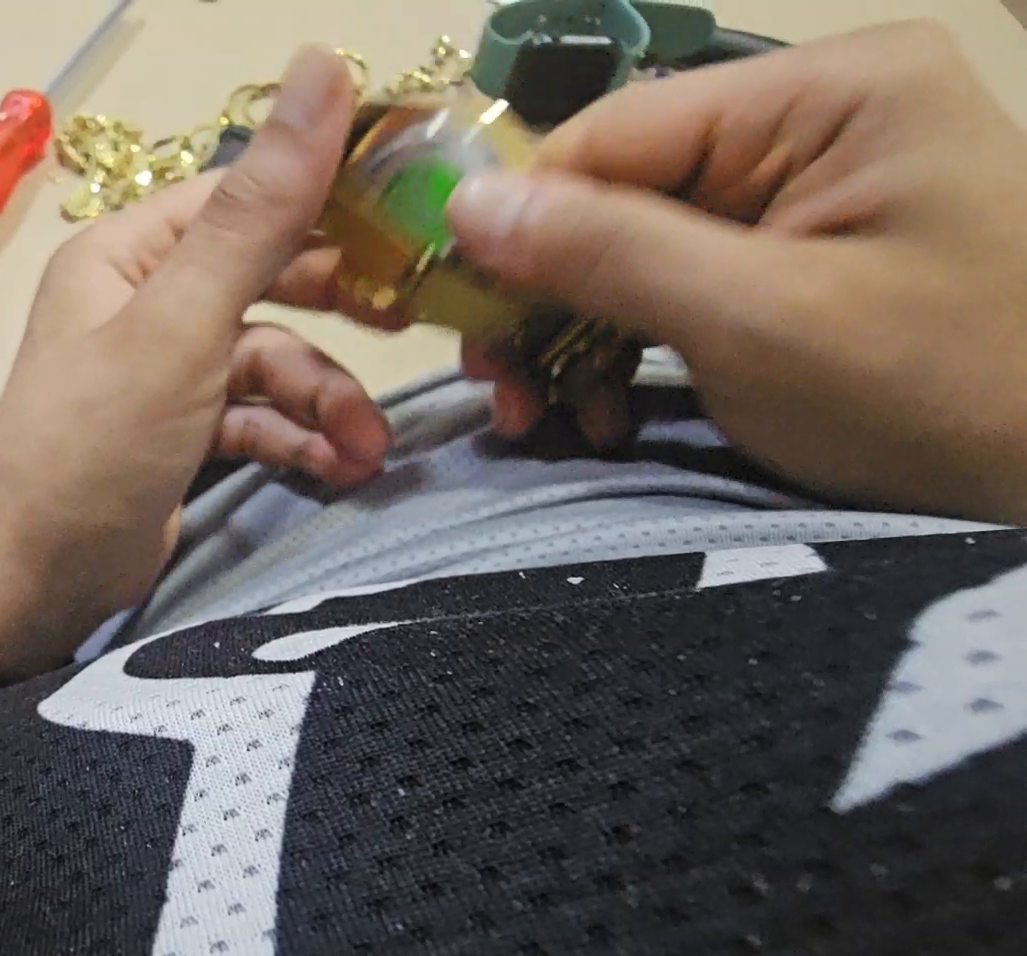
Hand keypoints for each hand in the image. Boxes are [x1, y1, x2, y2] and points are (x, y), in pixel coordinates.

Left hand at [0, 46, 390, 682]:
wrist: (36, 582)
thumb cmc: (94, 445)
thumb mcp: (178, 326)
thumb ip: (256, 215)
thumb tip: (323, 64)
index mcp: (126, 257)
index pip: (242, 197)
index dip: (328, 199)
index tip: (417, 214)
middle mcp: (142, 305)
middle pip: (264, 280)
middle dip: (336, 312)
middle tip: (411, 320)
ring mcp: (163, 374)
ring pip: (267, 362)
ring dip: (321, 401)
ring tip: (365, 449)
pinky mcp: (179, 435)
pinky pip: (252, 418)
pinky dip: (292, 438)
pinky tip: (336, 466)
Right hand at [444, 20, 1026, 523]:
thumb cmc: (935, 389)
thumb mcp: (751, 318)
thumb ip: (603, 250)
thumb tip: (464, 203)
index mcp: (813, 98)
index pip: (603, 140)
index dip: (514, 226)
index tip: (459, 319)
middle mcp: (788, 132)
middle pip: (596, 205)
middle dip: (534, 304)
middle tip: (498, 388)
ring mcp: (774, 204)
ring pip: (604, 261)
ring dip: (556, 345)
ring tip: (539, 417)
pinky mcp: (759, 269)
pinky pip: (640, 300)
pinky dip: (599, 363)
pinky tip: (595, 415)